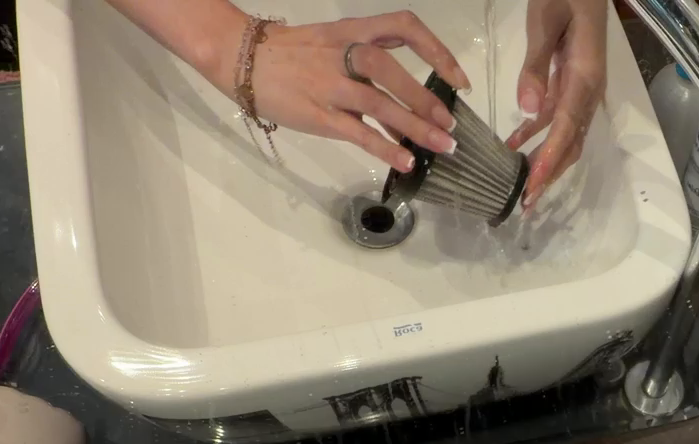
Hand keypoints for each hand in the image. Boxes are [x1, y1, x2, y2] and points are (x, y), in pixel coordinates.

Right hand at [208, 11, 474, 171]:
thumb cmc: (294, 57)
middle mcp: (343, 53)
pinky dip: (385, 148)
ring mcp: (329, 84)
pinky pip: (358, 133)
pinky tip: (405, 162)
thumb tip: (409, 118)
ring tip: (442, 147)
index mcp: (352, 31)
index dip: (436, 50)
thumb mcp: (335, 50)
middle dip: (425, 97)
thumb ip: (372, 78)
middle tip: (450, 124)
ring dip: (415, 126)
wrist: (239, 57)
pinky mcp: (318, 114)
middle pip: (390, 67)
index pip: (402, 27)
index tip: (459, 80)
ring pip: (378, 102)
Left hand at [506, 0, 608, 209]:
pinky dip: (535, 135)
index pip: (566, 129)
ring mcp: (579, 89)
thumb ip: (537, 64)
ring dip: (544, 163)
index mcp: (584, 78)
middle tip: (527, 204)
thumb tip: (529, 109)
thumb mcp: (546, 19)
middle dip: (549, 175)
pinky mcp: (568, 82)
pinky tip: (513, 147)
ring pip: (564, 137)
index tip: (533, 186)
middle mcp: (587, 91)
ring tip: (523, 189)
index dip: (549, 161)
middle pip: (570, 144)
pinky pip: (553, 118)